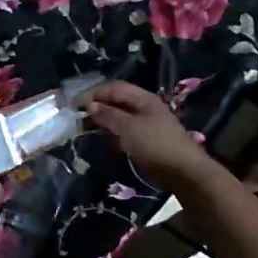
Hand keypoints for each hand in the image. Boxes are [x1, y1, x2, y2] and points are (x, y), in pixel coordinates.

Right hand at [85, 81, 215, 186]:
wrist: (181, 169)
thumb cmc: (155, 143)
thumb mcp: (129, 127)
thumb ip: (108, 115)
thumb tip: (89, 105)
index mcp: (143, 98)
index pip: (114, 88)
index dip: (95, 93)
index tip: (76, 104)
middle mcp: (143, 107)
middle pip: (116, 101)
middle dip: (97, 106)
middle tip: (78, 117)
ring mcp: (144, 123)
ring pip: (118, 117)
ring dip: (103, 121)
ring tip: (85, 128)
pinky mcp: (143, 139)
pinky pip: (123, 131)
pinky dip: (111, 133)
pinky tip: (102, 139)